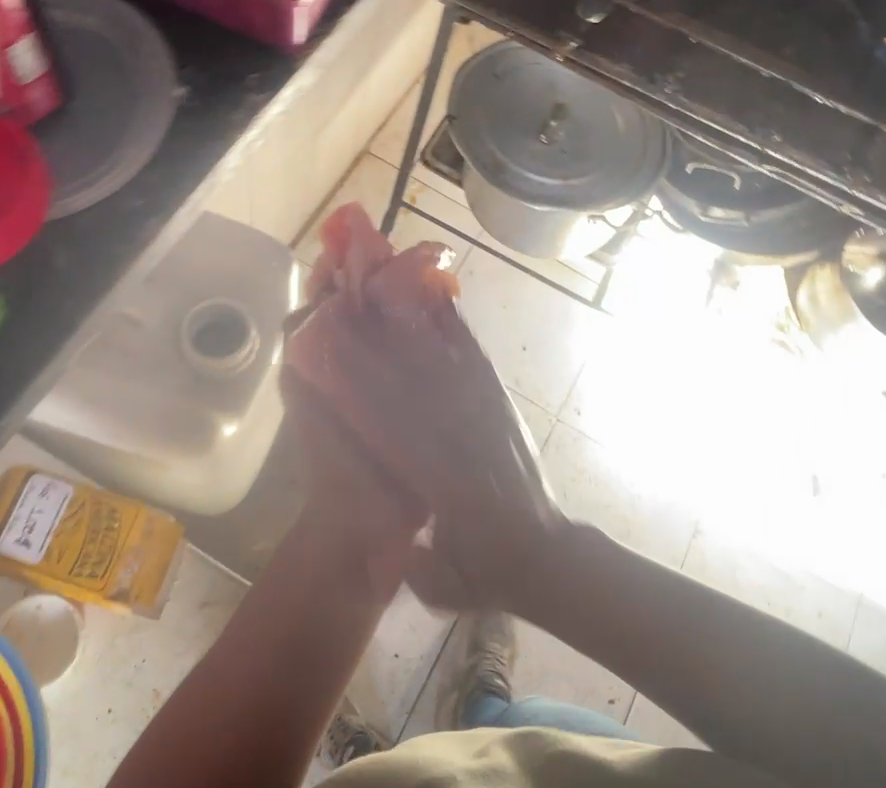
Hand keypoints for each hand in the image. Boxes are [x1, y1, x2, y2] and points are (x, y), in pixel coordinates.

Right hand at [289, 290, 568, 615]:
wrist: (550, 556)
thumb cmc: (489, 574)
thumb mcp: (452, 589)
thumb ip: (425, 573)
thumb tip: (404, 549)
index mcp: (452, 488)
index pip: (400, 435)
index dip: (367, 398)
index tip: (335, 365)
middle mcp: (472, 445)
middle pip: (416, 391)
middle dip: (378, 352)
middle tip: (344, 315)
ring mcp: (492, 424)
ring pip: (446, 371)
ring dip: (412, 333)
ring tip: (383, 297)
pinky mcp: (504, 413)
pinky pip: (478, 369)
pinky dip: (459, 336)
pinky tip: (441, 305)